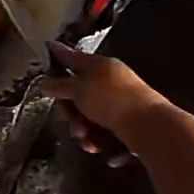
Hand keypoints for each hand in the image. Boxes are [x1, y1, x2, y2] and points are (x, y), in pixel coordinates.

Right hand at [40, 42, 171, 156]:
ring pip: (90, 117)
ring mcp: (119, 102)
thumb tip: (45, 83)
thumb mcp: (79, 89)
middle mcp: (110, 81)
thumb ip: (60, 86)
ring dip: (85, 131)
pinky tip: (102, 148)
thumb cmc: (110, 99)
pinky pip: (105, 131)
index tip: (48, 45)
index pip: (73, 57)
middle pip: (79, 95)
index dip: (59, 54)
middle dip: (72, 113)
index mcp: (100, 66)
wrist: (148, 126)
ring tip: (88, 141)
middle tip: (72, 123)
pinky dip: (101, 140)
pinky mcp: (127, 123)